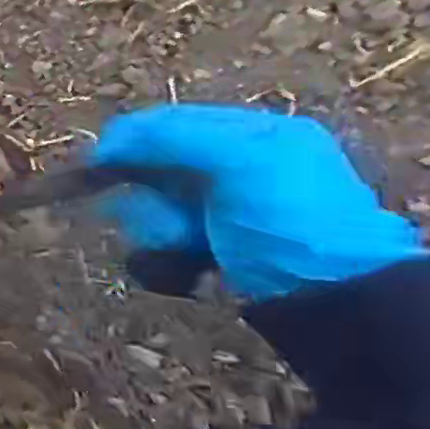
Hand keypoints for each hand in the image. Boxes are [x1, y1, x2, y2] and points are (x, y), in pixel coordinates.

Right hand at [91, 105, 426, 300]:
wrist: (336, 304)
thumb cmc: (292, 223)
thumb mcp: (241, 162)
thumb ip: (175, 137)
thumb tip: (110, 137)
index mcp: (251, 137)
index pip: (168, 124)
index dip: (127, 140)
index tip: (93, 163)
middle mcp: (230, 171)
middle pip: (151, 172)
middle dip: (150, 200)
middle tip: (165, 223)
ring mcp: (217, 216)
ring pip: (150, 212)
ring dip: (155, 232)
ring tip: (183, 250)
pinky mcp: (207, 254)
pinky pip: (156, 249)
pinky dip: (158, 262)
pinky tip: (183, 272)